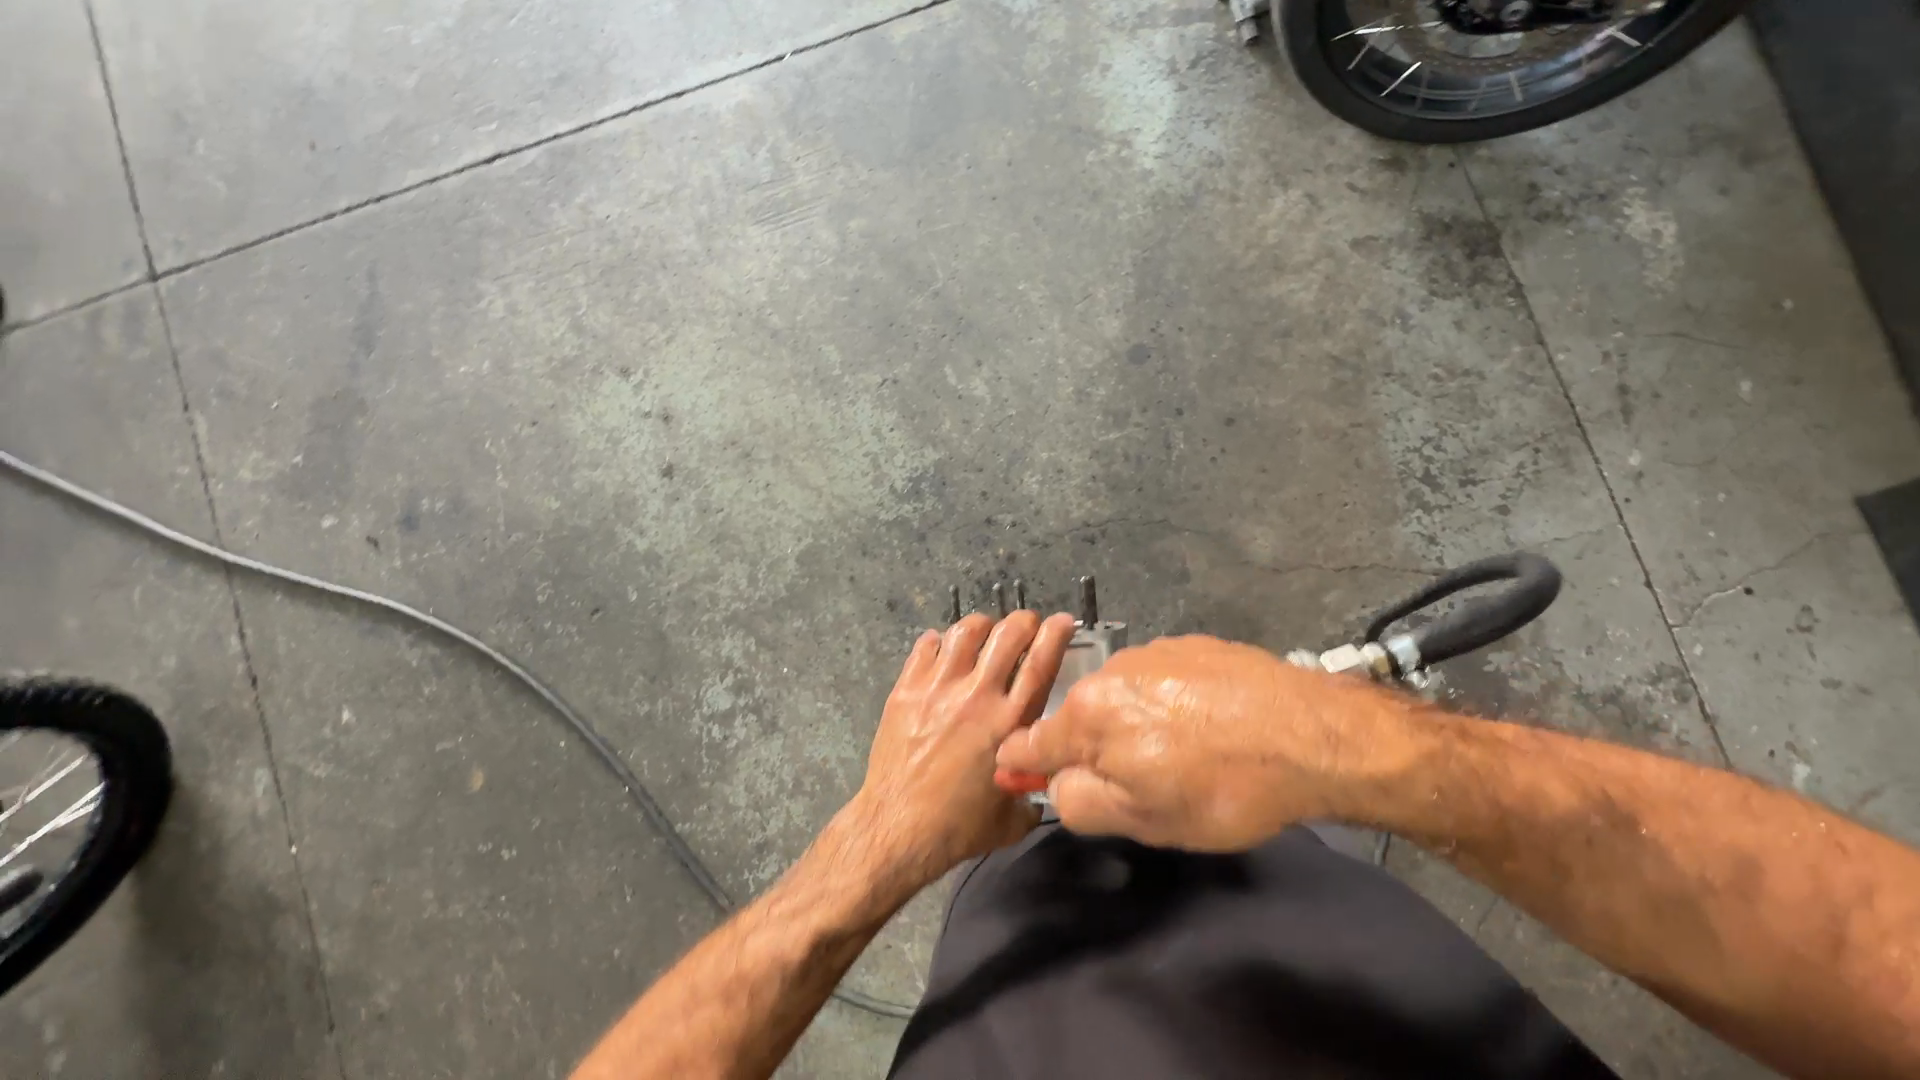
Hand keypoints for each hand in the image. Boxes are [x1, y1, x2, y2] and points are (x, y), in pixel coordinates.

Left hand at [848, 611, 1078, 887]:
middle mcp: (979, 696)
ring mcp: (939, 688)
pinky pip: (926, 647)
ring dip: (982, 626)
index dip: (1056, 634)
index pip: (1041, 662)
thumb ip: (1031, 795)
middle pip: (1008, 634)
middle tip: (1025, 626)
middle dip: (1023, 621)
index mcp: (1012, 723)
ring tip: (985, 632)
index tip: (1062, 622)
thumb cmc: (959, 827)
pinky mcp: (906, 690)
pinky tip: (943, 647)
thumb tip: (1039, 786)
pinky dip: (939, 641)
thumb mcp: (1012, 818)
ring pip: (966, 631)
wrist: (899, 827)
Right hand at [994, 634, 1411, 850]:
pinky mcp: (1195, 645)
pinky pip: (1163, 680)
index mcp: (1088, 715)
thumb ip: (1078, 801)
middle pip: (1082, 719)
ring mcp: (1155, 651)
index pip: (1028, 740)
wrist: (1311, 736)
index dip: (1022, 763)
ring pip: (1124, 698)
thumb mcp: (1141, 819)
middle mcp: (1111, 672)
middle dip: (1095, 750)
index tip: (1022, 775)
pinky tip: (1211, 727)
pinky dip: (1172, 703)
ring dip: (1136, 724)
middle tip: (1141, 783)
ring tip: (1188, 754)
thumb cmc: (1221, 788)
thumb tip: (1053, 782)